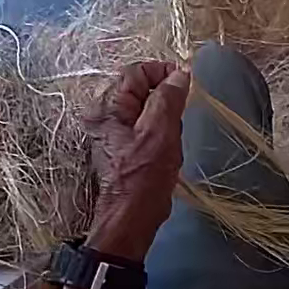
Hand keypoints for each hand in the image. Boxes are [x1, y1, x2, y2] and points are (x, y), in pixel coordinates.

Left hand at [81, 60, 189, 261]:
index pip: (136, 72)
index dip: (162, 72)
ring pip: (145, 109)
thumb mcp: (160, 132)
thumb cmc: (144, 175)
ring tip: (170, 141)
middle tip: (177, 119)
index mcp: (107, 106)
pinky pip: (144, 127)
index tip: (185, 84)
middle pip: (140, 89)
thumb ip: (168, 98)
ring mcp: (111, 131)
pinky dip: (160, 133)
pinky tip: (166, 150)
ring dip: (164, 119)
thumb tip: (179, 74)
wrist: (130, 217)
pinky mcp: (121, 146)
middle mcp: (103, 115)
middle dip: (165, 100)